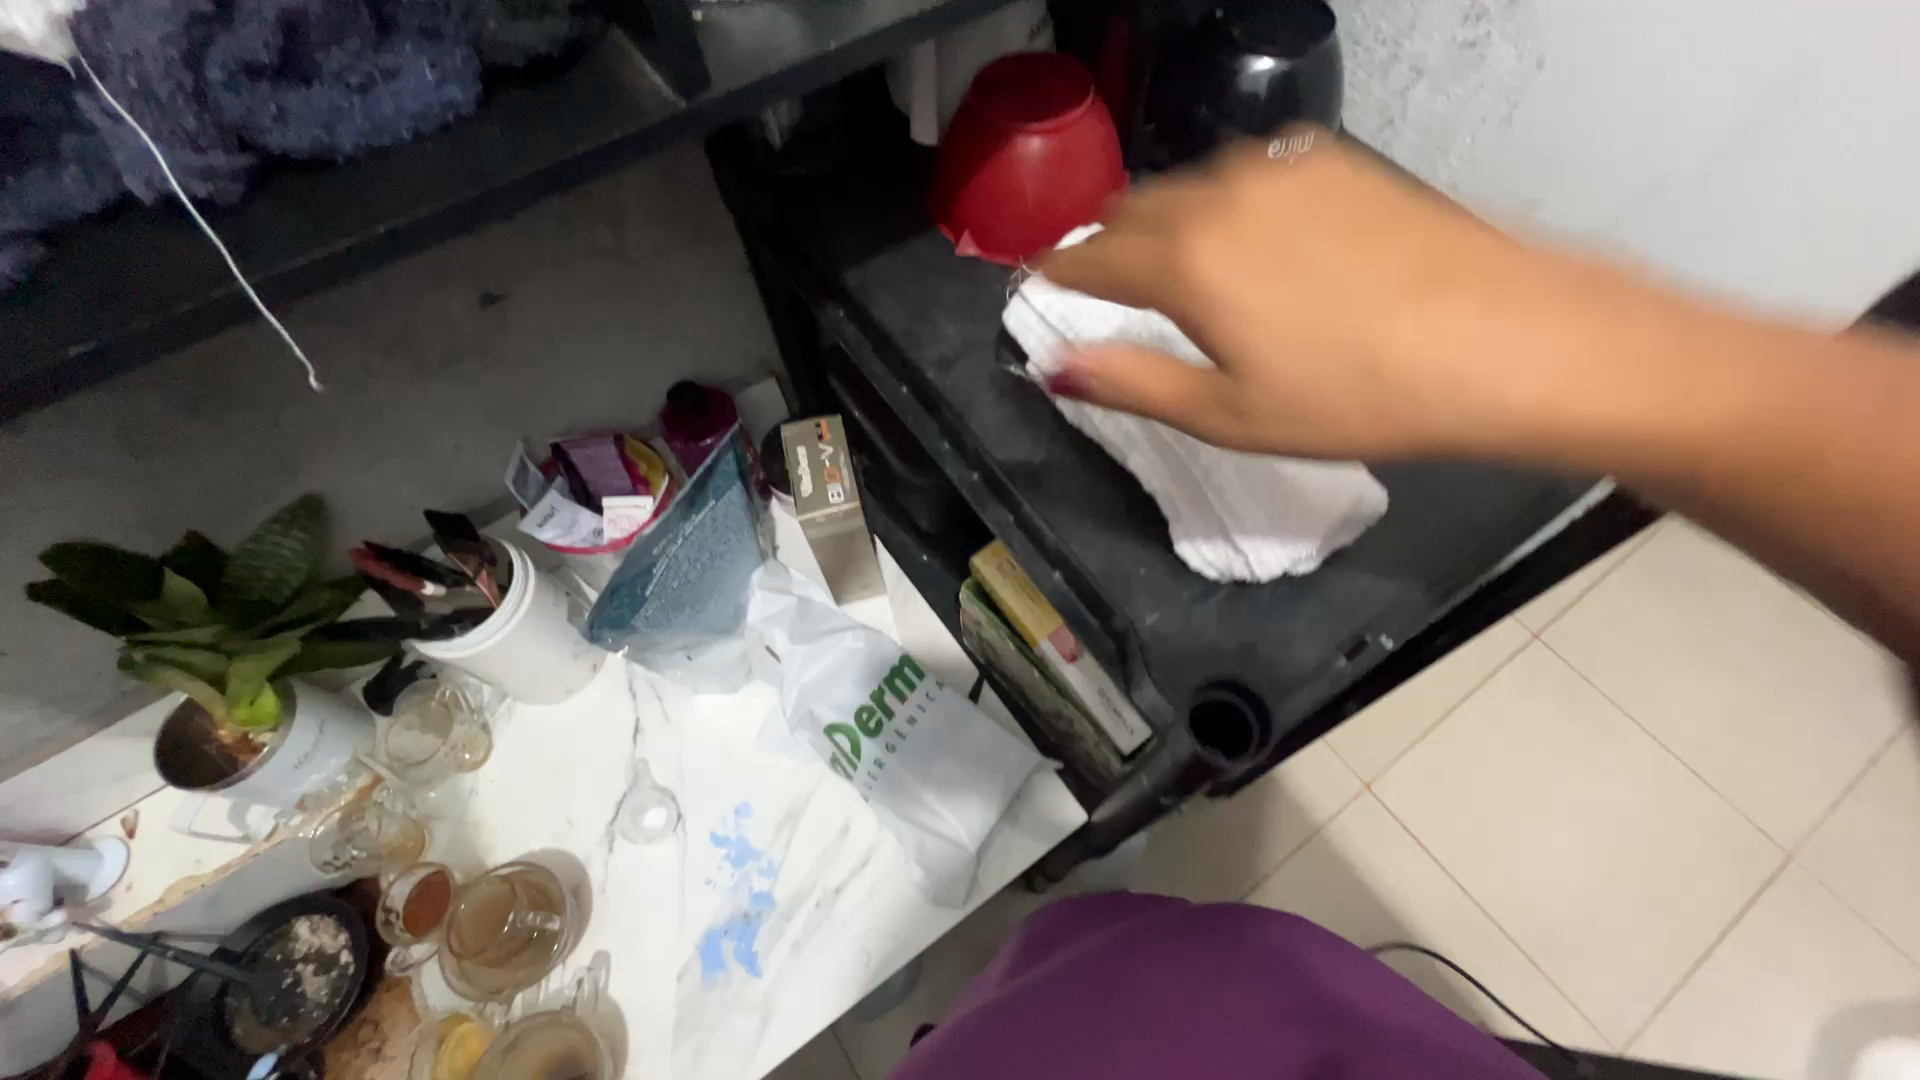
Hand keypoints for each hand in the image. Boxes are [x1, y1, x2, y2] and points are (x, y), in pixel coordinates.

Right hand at [1039, 128, 1596, 460]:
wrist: (1504, 341)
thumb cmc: (1352, 397)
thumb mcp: (1226, 414)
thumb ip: (1130, 383)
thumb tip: (1052, 368)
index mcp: (1185, 261)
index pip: (1090, 259)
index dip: (1056, 274)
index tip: (1035, 283)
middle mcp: (1220, 194)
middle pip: (1132, 211)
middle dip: (1105, 245)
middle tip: (1098, 282)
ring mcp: (1280, 168)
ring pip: (1187, 187)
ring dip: (1161, 222)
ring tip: (1169, 263)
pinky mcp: (1332, 162)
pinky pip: (1244, 175)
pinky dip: (1219, 204)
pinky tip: (1244, 238)